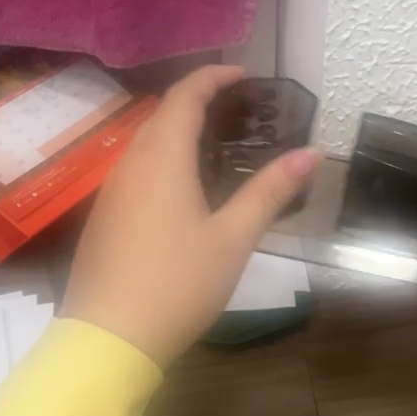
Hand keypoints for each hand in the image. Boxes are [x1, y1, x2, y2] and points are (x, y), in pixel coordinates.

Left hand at [61, 65, 318, 367]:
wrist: (108, 340)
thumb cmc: (177, 283)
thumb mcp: (233, 238)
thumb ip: (270, 191)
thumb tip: (311, 153)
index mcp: (162, 158)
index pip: (185, 96)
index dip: (214, 77)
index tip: (244, 75)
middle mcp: (131, 164)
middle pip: (162, 114)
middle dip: (199, 101)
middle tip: (240, 109)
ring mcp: (112, 191)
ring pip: (146, 142)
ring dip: (180, 130)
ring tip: (219, 142)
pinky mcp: (105, 217)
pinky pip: (137, 168)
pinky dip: (165, 157)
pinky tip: (186, 187)